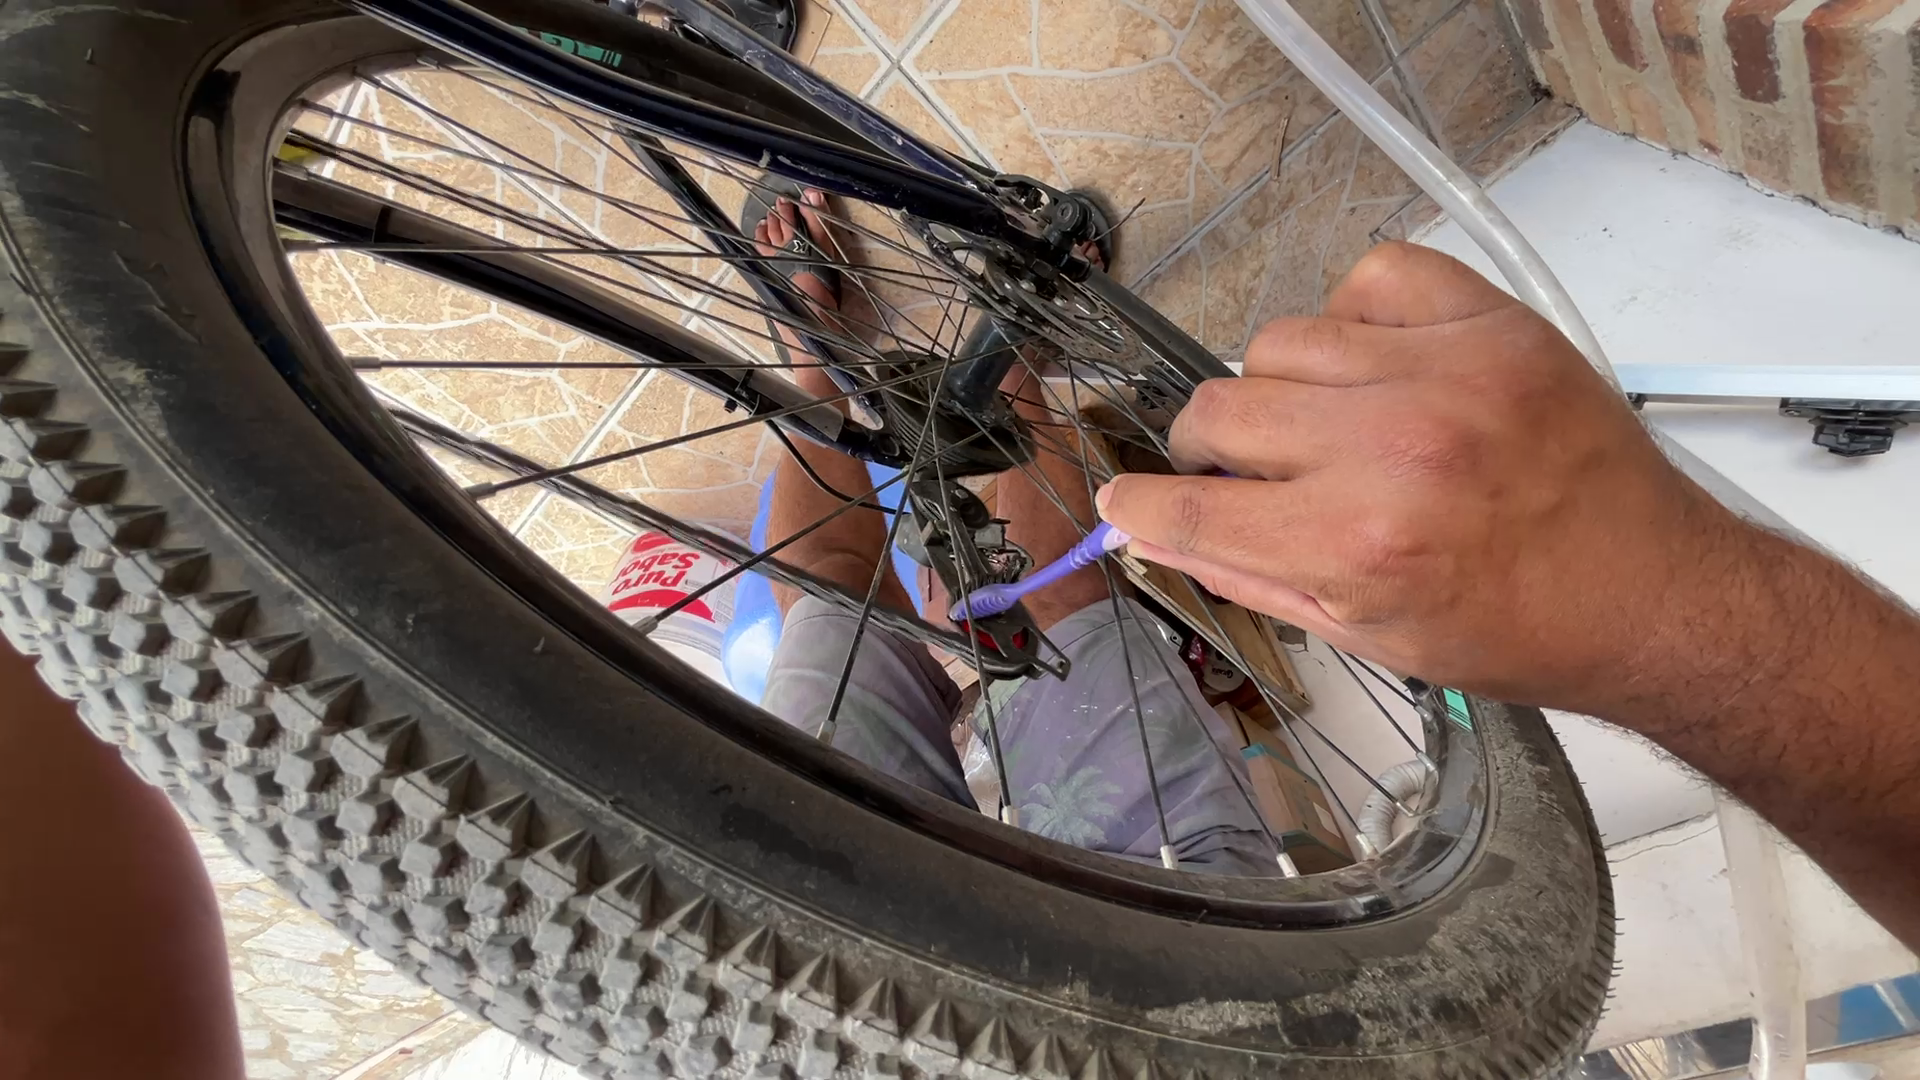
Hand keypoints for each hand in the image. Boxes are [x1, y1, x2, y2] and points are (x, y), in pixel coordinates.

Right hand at [1096, 243, 1747, 711]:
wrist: (1652, 596)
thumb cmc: (1500, 629)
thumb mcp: (1353, 632)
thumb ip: (1240, 575)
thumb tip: (1156, 535)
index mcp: (1354, 544)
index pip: (1191, 511)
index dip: (1139, 508)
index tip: (1122, 502)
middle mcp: (1391, 448)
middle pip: (1216, 412)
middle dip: (1200, 451)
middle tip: (1232, 473)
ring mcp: (1444, 372)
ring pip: (1274, 344)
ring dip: (1270, 392)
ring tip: (1312, 424)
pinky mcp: (1492, 324)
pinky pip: (1368, 278)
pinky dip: (1345, 320)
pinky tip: (1366, 367)